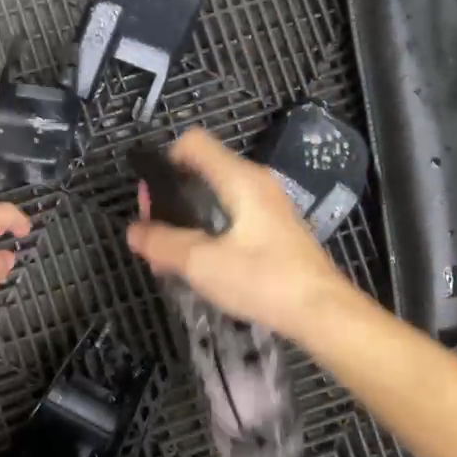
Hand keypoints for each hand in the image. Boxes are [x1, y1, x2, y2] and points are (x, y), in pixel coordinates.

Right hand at [126, 128, 362, 336]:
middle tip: (153, 231)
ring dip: (188, 216)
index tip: (150, 197)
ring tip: (170, 252)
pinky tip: (201, 262)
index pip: (193, 143)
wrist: (323, 313)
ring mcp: (268, 205)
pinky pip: (231, 215)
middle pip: (201, 170)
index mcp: (239, 179)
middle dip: (170, 195)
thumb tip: (133, 231)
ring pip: (215, 195)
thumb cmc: (263, 280)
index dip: (164, 161)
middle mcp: (256, 183)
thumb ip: (162, 244)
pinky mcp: (275, 229)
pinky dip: (209, 229)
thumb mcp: (201, 263)